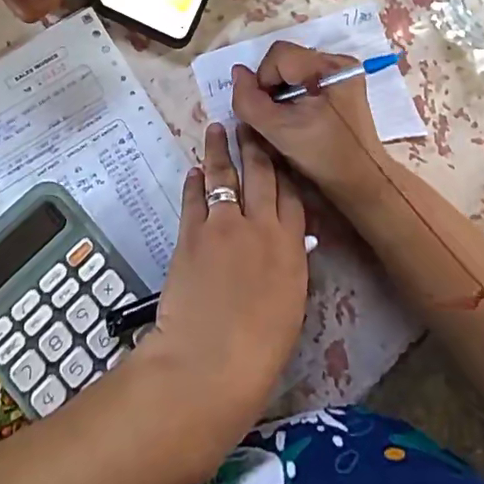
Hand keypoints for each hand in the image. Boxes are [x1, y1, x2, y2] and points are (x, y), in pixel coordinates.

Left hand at [142, 123, 307, 430]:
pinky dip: (194, 182)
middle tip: (250, 122)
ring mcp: (223, 225)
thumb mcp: (289, 303)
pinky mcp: (191, 233)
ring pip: (224, 176)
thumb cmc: (259, 348)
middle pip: (261, 174)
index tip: (281, 152)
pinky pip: (194, 198)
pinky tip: (194, 170)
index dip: (286, 171)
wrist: (209, 361)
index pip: (293, 196)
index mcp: (290, 247)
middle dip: (256, 145)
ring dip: (220, 150)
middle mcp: (260, 226)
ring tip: (217, 128)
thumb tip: (290, 242)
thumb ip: (289, 265)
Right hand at [232, 42, 387, 199]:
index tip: (268, 112)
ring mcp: (343, 72)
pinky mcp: (343, 84)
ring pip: (294, 69)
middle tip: (275, 117)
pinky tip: (300, 118)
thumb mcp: (278, 131)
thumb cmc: (323, 156)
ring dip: (282, 91)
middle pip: (286, 60)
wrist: (362, 181)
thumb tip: (238, 73)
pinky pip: (307, 78)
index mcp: (330, 67)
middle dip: (272, 86)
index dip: (263, 80)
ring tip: (288, 119)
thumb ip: (249, 100)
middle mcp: (339, 61)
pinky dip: (295, 95)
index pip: (278, 55)